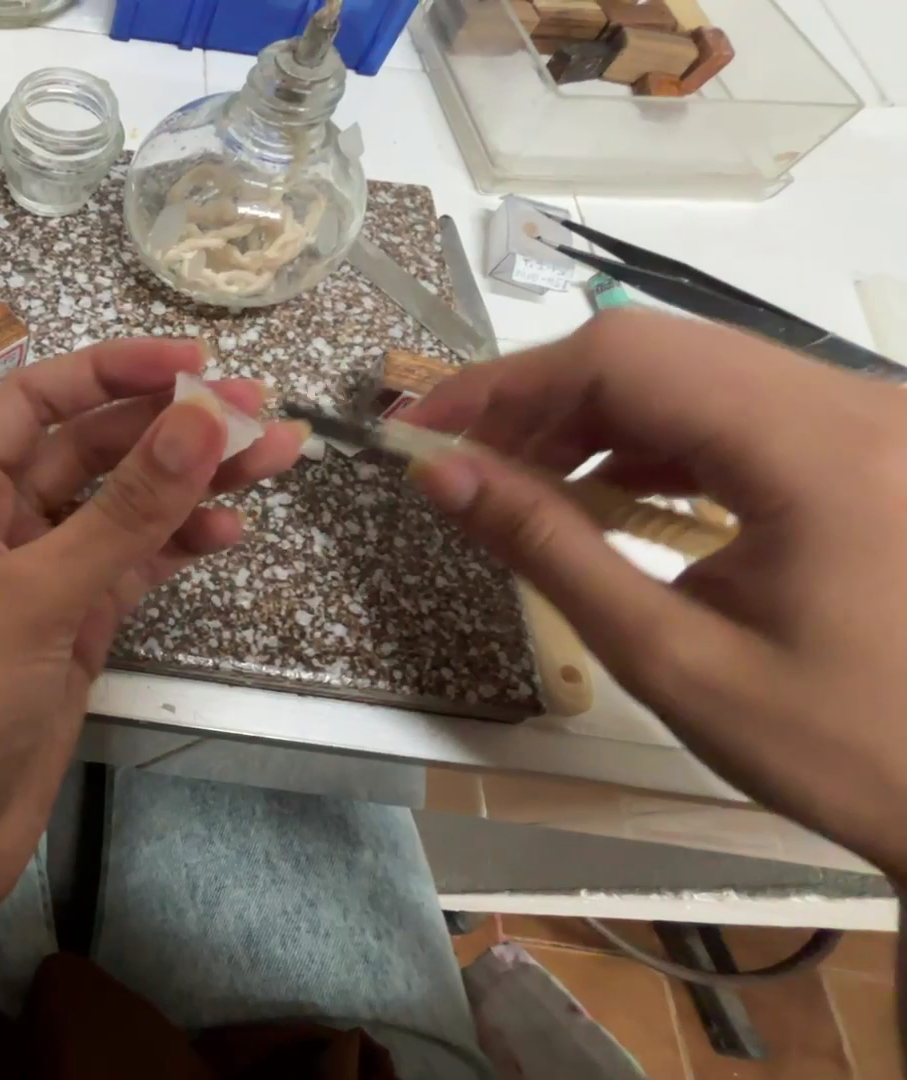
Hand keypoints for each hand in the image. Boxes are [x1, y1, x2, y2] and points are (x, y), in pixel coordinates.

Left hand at [0, 338, 307, 923]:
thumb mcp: (32, 597)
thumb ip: (120, 514)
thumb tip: (199, 420)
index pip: (36, 402)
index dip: (110, 372)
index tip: (194, 365)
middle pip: (87, 452)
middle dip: (166, 429)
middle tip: (257, 414)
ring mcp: (36, 581)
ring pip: (118, 512)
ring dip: (187, 486)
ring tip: (273, 461)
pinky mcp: (67, 633)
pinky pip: (127, 570)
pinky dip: (173, 548)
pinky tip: (227, 532)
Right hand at [405, 310, 906, 875]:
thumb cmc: (848, 745)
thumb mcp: (666, 651)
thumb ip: (545, 547)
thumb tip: (439, 474)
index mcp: (821, 452)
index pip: (620, 359)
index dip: (499, 382)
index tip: (418, 430)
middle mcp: (862, 406)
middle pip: (649, 353)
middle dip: (529, 400)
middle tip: (455, 462)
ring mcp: (874, 422)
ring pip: (684, 374)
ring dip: (578, 419)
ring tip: (514, 483)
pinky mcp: (869, 447)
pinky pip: (726, 410)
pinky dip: (637, 438)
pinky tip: (600, 491)